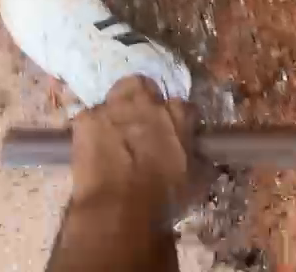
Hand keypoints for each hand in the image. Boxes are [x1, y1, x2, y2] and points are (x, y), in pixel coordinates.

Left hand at [68, 76, 195, 219]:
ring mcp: (115, 106)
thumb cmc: (161, 199)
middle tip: (140, 120)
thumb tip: (207, 163)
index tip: (175, 133)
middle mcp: (148, 102)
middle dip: (144, 98)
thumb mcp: (193, 183)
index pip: (183, 106)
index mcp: (177, 115)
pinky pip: (90, 117)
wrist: (118, 209)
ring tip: (114, 126)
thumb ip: (201, 164)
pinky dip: (91, 129)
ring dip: (118, 105)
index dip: (178, 120)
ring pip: (118, 91)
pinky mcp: (87, 118)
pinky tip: (92, 145)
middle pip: (146, 86)